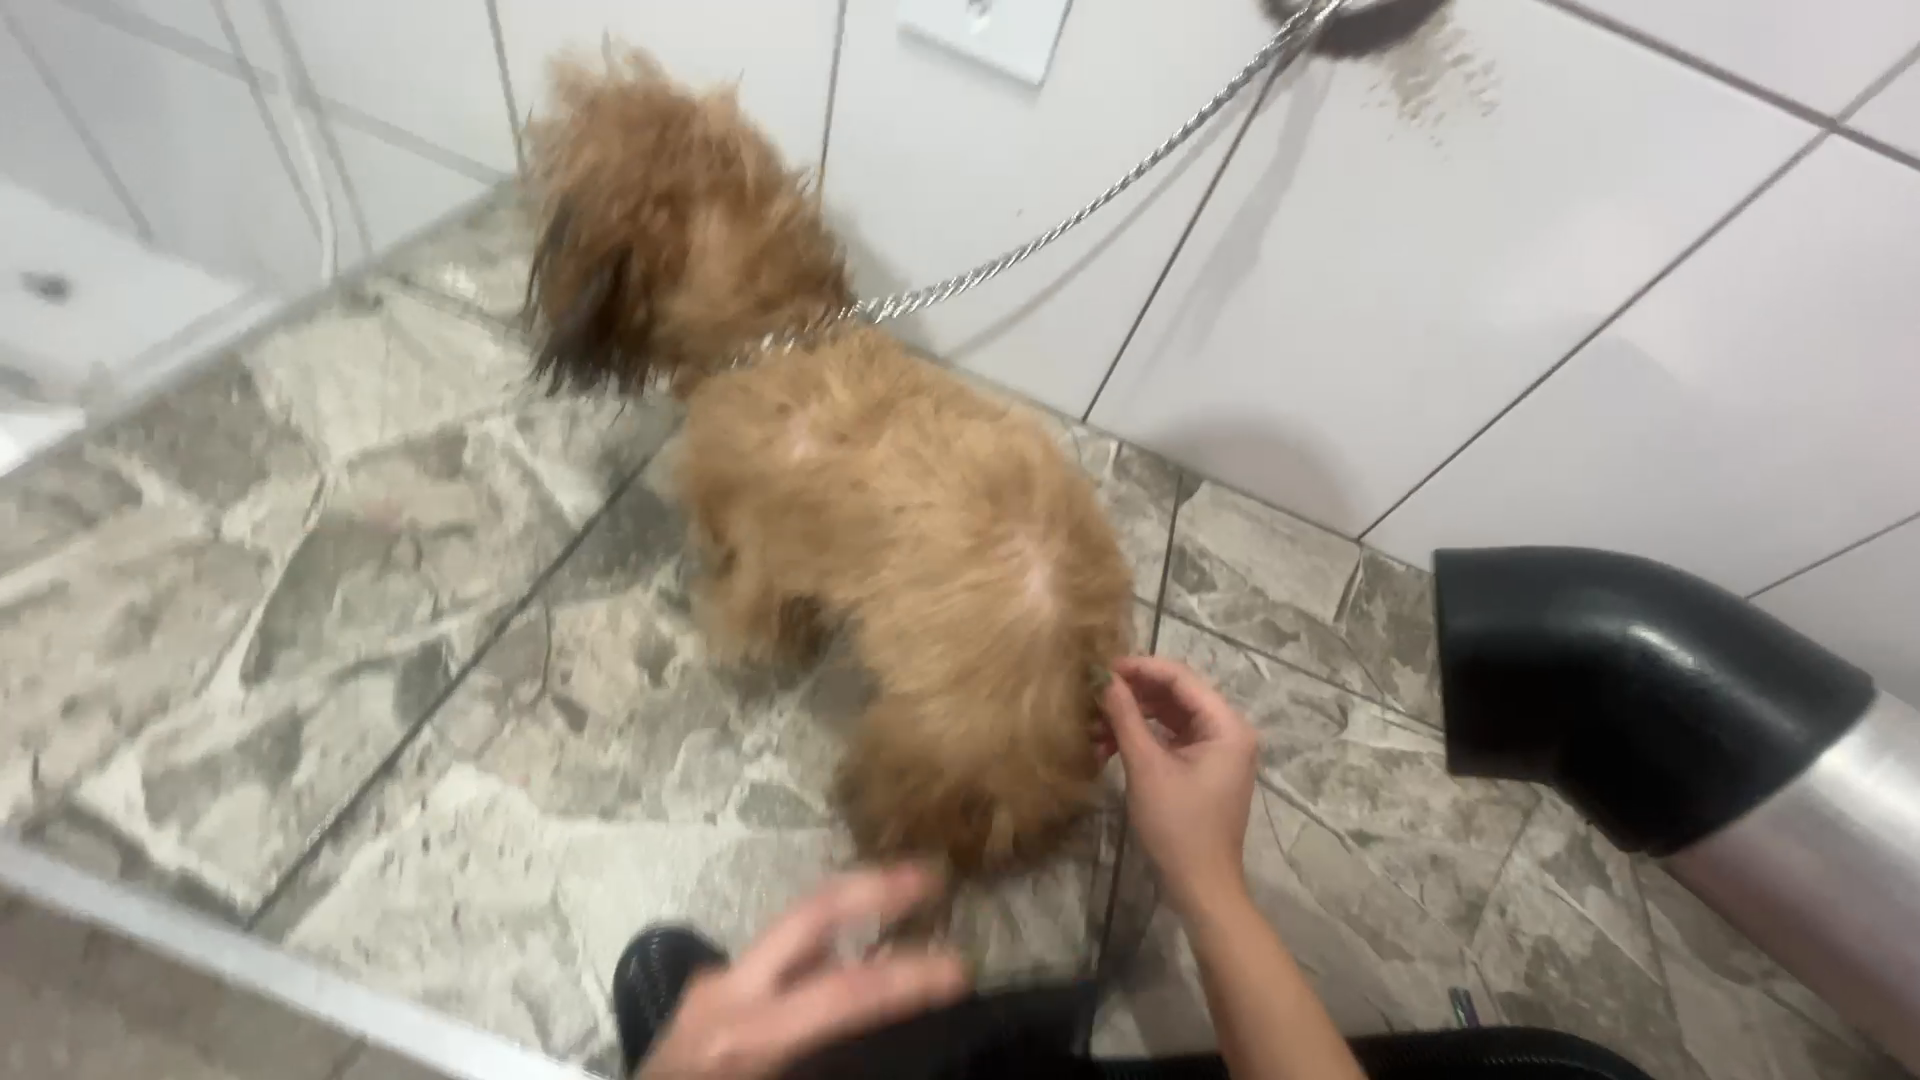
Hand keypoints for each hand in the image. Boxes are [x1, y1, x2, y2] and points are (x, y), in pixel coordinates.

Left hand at [638, 866, 968, 1079]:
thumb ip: (828, 1057)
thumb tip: (883, 1038)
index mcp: (745, 1035)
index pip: (844, 992)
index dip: (907, 978)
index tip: (960, 969)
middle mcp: (728, 992)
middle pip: (811, 914)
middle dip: (874, 887)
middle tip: (930, 873)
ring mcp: (714, 982)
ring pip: (794, 930)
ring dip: (850, 910)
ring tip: (902, 902)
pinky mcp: (710, 989)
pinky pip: (780, 959)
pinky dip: (821, 950)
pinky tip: (847, 959)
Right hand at [1102, 656, 1260, 917]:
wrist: (1201, 887)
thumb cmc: (1178, 826)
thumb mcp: (1146, 767)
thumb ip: (1125, 716)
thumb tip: (1102, 678)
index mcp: (1226, 725)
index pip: (1180, 677)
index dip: (1139, 668)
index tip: (1101, 668)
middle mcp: (1227, 729)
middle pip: (1175, 693)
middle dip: (1133, 693)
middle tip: (1093, 693)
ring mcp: (1216, 749)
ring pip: (1169, 715)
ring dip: (1132, 716)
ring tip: (1093, 723)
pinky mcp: (1203, 766)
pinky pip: (1170, 737)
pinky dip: (1141, 736)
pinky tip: (1108, 743)